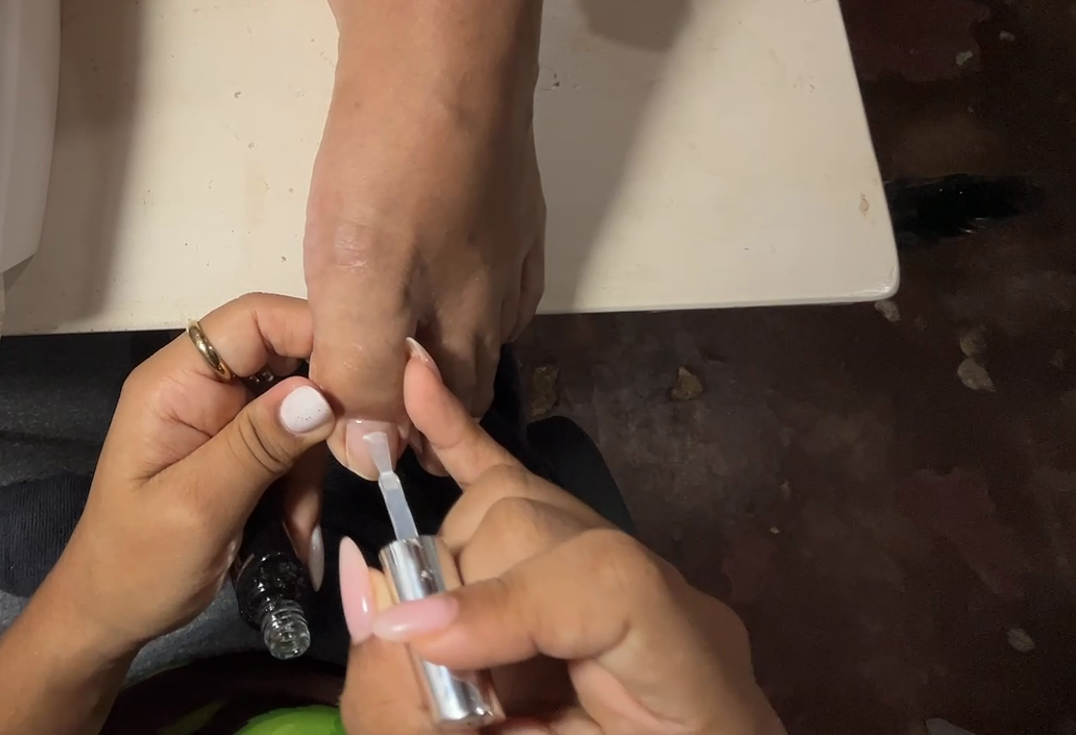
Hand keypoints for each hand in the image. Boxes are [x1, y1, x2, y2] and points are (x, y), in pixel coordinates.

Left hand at [42, 294, 339, 654]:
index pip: (252, 318)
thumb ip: (256, 447)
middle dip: (323, 415)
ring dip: (310, 470)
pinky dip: (302, 489)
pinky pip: (292, 447)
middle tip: (356, 459)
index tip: (368, 377)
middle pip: (287, 360)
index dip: (312, 329)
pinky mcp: (240, 449)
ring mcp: (222, 417)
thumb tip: (320, 395)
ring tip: (296, 530)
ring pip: (299, 411)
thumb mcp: (196, 506)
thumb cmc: (136, 561)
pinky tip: (294, 535)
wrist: (113, 612)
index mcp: (175, 379)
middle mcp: (201, 384)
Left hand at [284, 0, 548, 468]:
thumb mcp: (374, 277)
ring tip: (319, 369)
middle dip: (382, 401)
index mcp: (479, 302)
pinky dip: (363, 257)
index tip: (337, 481)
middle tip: (310, 432)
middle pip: (437, 355)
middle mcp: (475, 257)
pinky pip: (389, 220)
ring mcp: (446, 194)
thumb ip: (368, 367)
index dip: (405, 450)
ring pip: (415, 289)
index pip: (451, 410)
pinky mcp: (407, 138)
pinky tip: (337, 258)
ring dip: (374, 330)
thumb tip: (370, 458)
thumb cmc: (401, 145)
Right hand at [337, 342, 782, 733]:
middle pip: (533, 523)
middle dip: (455, 581)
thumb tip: (382, 616)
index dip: (498, 599)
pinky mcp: (569, 537)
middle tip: (420, 651)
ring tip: (429, 626)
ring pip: (503, 496)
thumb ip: (459, 720)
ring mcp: (614, 552)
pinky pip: (503, 470)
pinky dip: (452, 429)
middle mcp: (660, 590)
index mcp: (692, 673)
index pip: (603, 583)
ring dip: (444, 553)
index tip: (417, 636)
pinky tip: (416, 375)